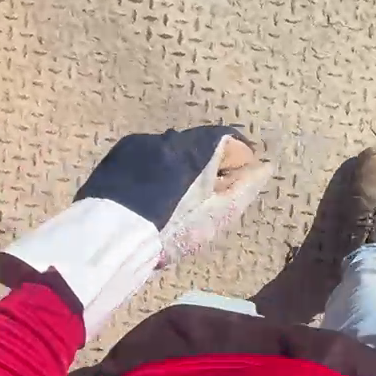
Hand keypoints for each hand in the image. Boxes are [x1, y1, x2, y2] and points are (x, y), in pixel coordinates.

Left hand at [75, 127, 272, 265]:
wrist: (110, 239)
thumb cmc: (172, 231)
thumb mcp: (219, 215)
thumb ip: (246, 187)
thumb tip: (265, 165)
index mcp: (197, 148)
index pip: (228, 139)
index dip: (239, 159)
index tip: (240, 180)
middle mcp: (168, 137)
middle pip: (198, 145)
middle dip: (208, 165)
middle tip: (208, 196)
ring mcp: (139, 143)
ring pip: (170, 151)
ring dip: (180, 167)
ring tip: (175, 200)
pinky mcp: (117, 155)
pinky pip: (145, 157)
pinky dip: (154, 170)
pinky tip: (150, 197)